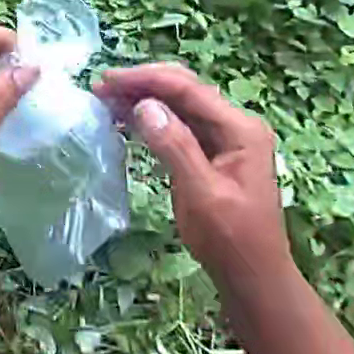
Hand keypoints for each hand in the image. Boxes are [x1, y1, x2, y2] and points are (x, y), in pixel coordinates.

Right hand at [94, 63, 287, 283]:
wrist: (251, 274)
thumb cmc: (230, 237)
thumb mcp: (202, 193)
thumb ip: (176, 147)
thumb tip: (144, 106)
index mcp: (240, 130)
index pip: (188, 89)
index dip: (145, 80)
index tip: (106, 80)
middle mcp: (233, 126)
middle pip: (183, 89)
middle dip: (142, 83)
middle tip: (101, 87)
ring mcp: (222, 138)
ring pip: (177, 103)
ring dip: (142, 97)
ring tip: (105, 99)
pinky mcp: (207, 151)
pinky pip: (176, 122)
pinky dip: (149, 116)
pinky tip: (124, 117)